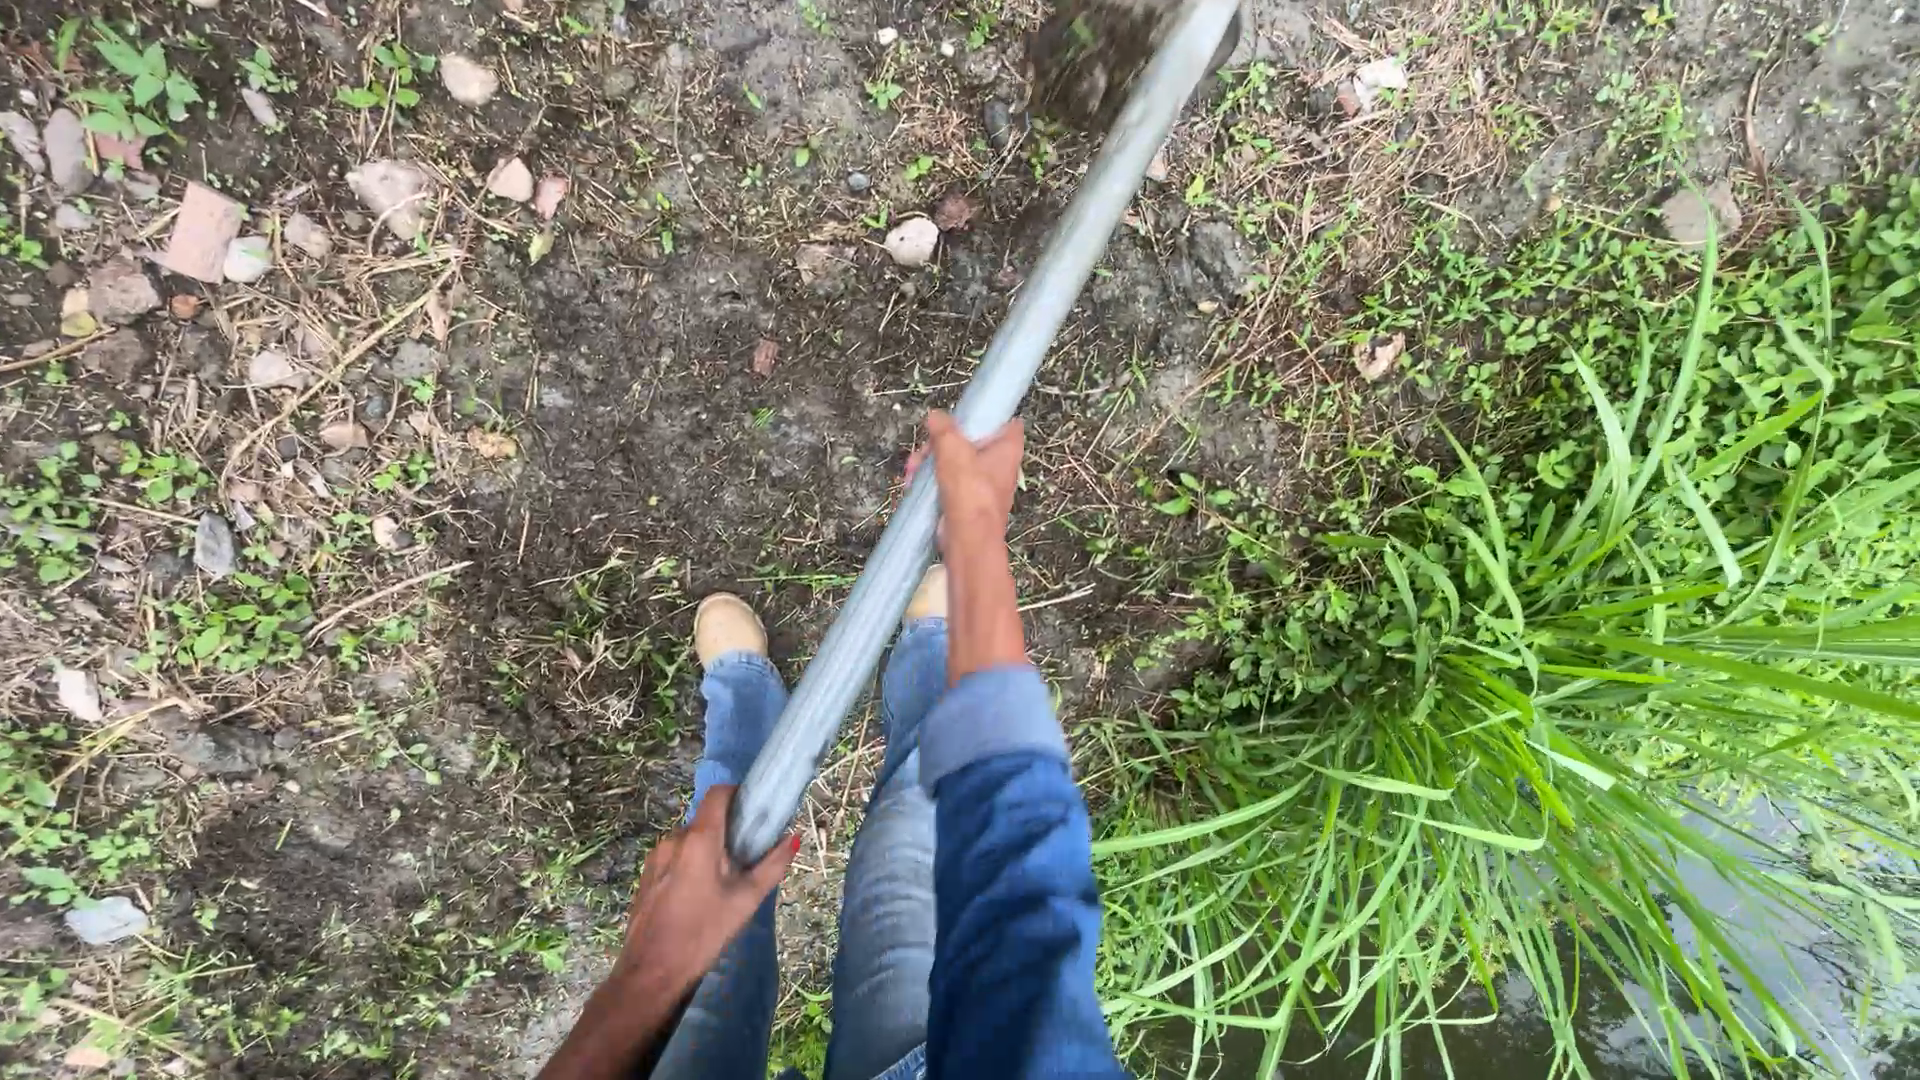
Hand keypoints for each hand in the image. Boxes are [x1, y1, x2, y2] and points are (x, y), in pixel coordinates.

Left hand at [615, 784, 795, 995]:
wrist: (649, 974)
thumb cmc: (703, 933)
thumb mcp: (746, 900)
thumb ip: (773, 864)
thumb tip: (793, 838)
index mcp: (699, 838)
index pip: (718, 794)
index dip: (737, 793)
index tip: (754, 810)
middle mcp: (674, 839)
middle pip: (706, 819)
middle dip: (727, 831)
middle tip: (745, 857)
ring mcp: (656, 857)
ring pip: (690, 840)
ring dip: (708, 850)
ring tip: (722, 882)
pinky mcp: (646, 876)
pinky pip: (674, 857)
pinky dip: (690, 864)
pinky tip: (697, 896)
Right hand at [910, 410, 1030, 683]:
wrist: (967, 543)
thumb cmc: (970, 496)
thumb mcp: (954, 452)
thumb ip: (944, 430)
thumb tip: (935, 416)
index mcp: (1007, 449)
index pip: (1007, 422)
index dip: (987, 415)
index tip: (963, 416)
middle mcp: (999, 466)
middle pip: (969, 441)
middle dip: (940, 444)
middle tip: (923, 452)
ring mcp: (982, 485)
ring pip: (953, 461)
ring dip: (930, 463)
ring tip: (912, 473)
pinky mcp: (965, 502)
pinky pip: (946, 482)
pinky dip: (931, 482)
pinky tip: (913, 486)